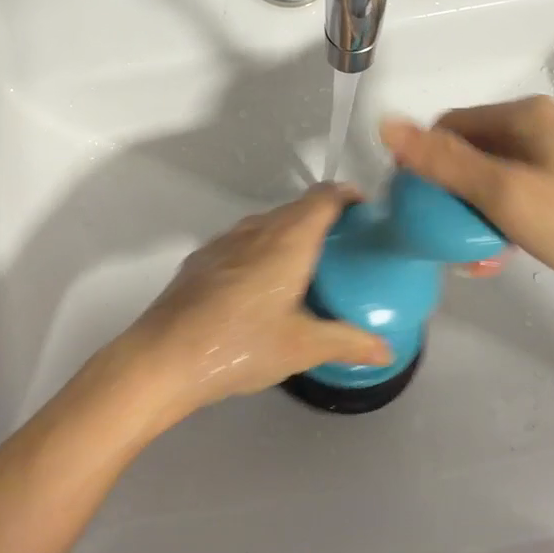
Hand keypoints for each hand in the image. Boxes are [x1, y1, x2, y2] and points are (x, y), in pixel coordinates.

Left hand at [111, 184, 393, 423]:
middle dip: (323, 220)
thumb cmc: (242, 344)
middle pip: (296, 209)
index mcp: (288, 239)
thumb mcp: (302, 348)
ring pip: (267, 225)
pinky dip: (261, 252)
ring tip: (307, 269)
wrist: (165, 356)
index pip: (323, 197)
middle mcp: (257, 229)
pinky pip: (242, 243)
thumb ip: (347, 342)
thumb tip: (387, 351)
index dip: (347, 196)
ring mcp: (224, 241)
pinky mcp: (202, 259)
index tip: (364, 212)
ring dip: (290, 236)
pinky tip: (260, 289)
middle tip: (345, 249)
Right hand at [380, 96, 553, 311]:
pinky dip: (505, 220)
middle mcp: (546, 128)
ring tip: (468, 252)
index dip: (424, 160)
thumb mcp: (503, 193)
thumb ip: (443, 161)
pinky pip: (525, 198)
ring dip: (475, 211)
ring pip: (499, 178)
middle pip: (475, 150)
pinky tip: (501, 254)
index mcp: (527, 115)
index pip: (451, 124)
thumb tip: (386, 122)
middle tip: (438, 233)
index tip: (412, 203)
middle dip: (450, 191)